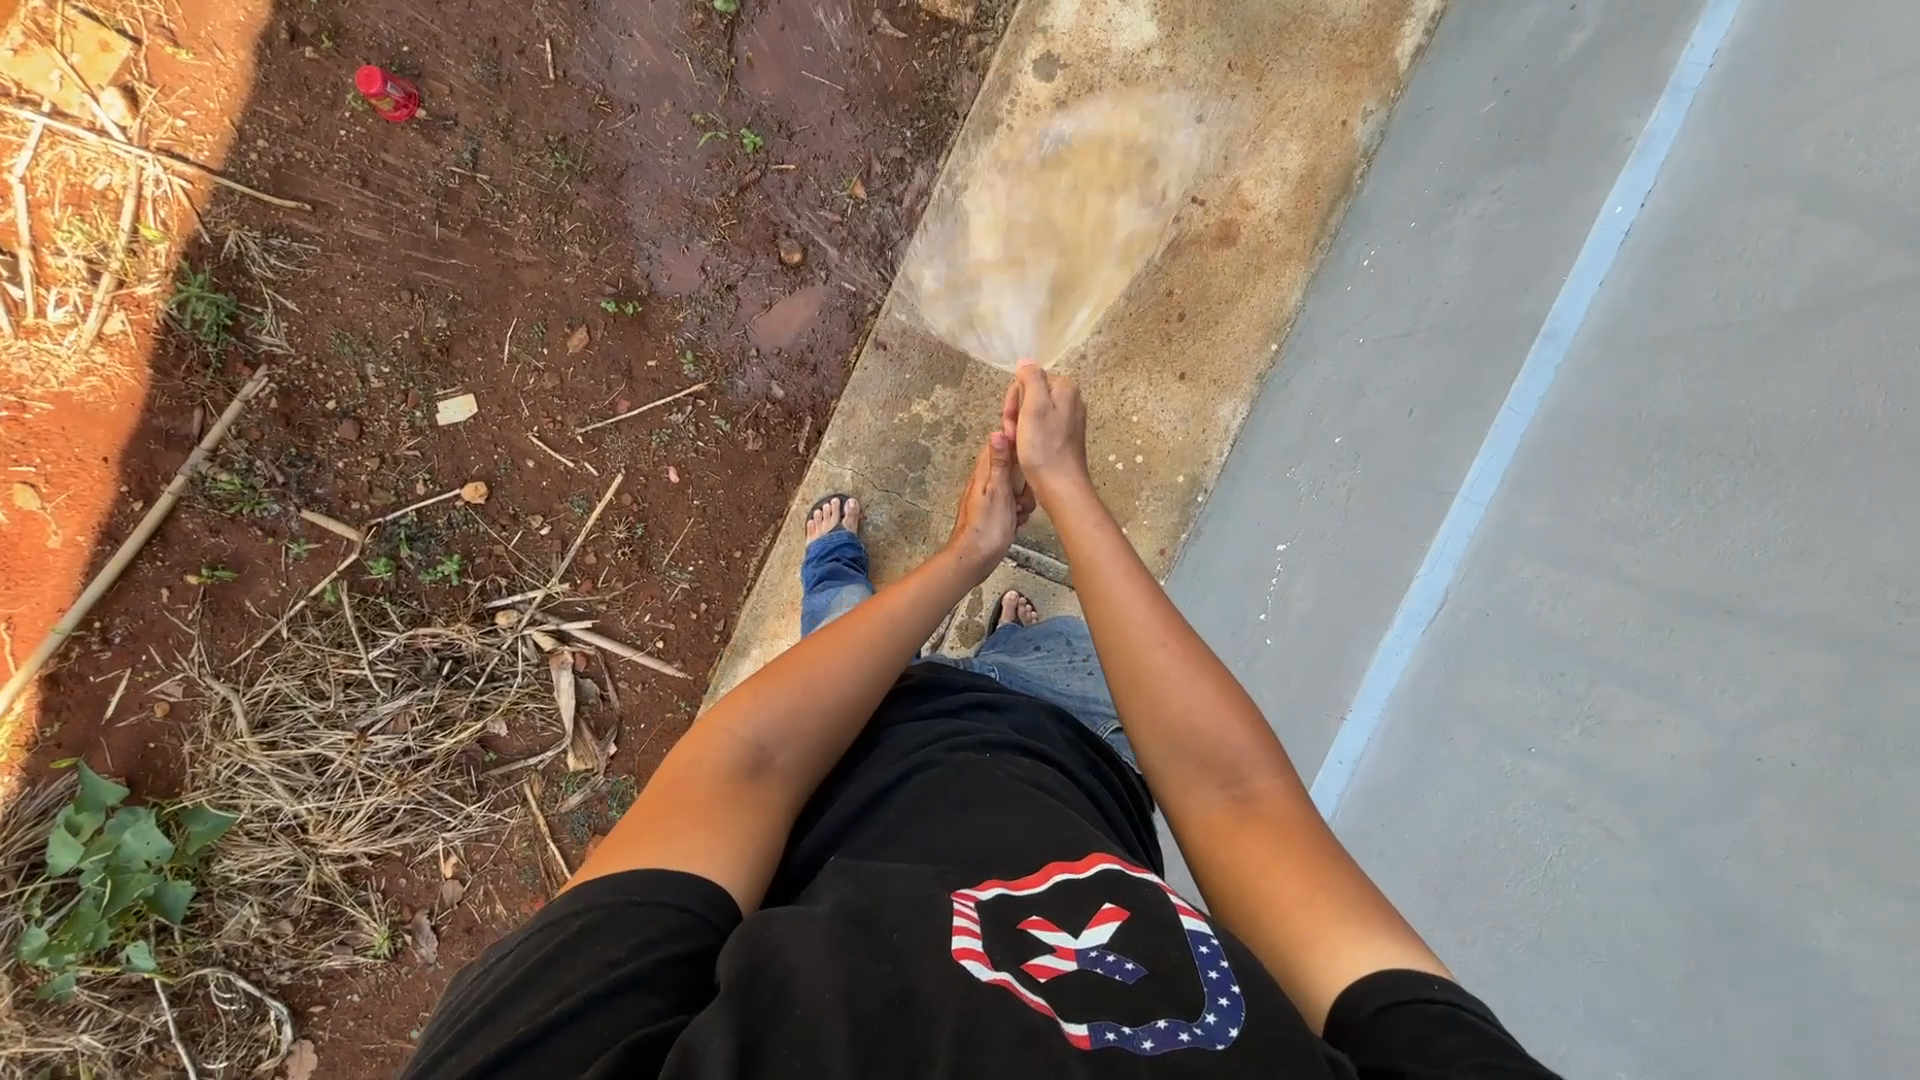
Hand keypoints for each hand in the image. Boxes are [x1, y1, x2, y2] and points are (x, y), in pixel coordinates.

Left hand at [946, 431, 1033, 581]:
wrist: (974, 560)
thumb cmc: (987, 528)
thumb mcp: (997, 491)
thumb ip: (999, 463)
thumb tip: (998, 431)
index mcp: (984, 471)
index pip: (1000, 441)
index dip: (1015, 435)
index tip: (1030, 436)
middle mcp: (986, 480)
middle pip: (1014, 466)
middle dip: (1024, 480)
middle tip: (1022, 496)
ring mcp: (991, 497)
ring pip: (1017, 488)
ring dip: (1023, 500)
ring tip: (1018, 513)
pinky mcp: (996, 512)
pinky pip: (1014, 505)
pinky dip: (1018, 513)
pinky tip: (1015, 523)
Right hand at [1002, 358, 1089, 501]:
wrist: (1060, 486)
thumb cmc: (1044, 446)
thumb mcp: (1033, 406)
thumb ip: (1030, 378)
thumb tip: (1025, 361)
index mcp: (1065, 388)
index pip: (1027, 380)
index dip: (1013, 400)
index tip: (1012, 420)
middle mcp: (1070, 400)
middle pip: (1029, 396)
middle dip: (1015, 414)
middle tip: (1013, 434)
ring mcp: (1067, 420)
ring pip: (1031, 414)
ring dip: (1019, 428)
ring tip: (1017, 445)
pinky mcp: (1063, 438)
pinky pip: (1039, 429)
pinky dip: (1028, 438)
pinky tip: (1025, 451)